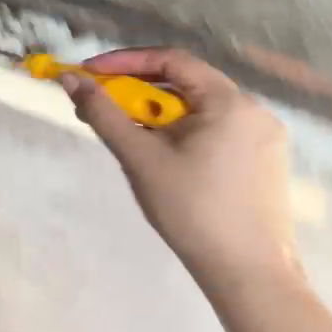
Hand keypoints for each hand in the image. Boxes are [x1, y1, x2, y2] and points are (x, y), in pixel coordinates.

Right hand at [66, 48, 299, 290]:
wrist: (248, 271)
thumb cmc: (191, 206)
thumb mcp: (137, 154)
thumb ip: (101, 111)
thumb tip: (69, 79)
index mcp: (231, 105)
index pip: (172, 60)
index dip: (124, 61)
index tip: (88, 73)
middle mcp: (254, 113)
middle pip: (184, 81)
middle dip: (134, 86)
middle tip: (98, 100)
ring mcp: (262, 137)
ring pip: (195, 105)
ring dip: (152, 108)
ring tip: (120, 127)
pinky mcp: (260, 158)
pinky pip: (210, 125)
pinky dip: (175, 126)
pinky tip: (153, 146)